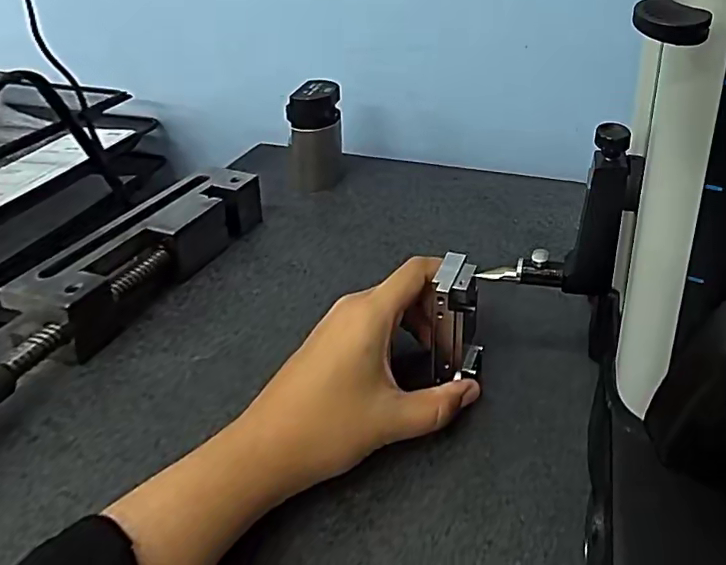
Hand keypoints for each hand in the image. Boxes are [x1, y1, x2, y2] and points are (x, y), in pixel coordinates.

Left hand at [102, 256, 479, 564]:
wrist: (257, 456)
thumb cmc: (316, 430)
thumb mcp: (390, 419)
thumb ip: (440, 403)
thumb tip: (468, 391)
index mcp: (369, 314)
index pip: (418, 269)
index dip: (448, 274)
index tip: (465, 296)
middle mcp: (352, 309)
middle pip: (408, 285)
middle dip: (438, 307)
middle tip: (451, 337)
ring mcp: (336, 323)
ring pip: (391, 301)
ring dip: (418, 319)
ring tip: (430, 350)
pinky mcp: (327, 339)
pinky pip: (372, 316)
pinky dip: (397, 328)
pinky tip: (400, 361)